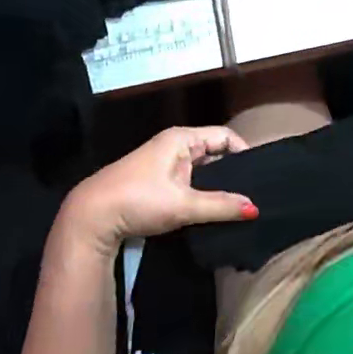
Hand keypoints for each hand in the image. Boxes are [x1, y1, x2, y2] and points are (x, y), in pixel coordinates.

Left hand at [53, 127, 257, 256]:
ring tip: (239, 202)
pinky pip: (190, 180)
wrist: (92, 217)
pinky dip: (203, 191)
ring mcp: (164, 163)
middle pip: (215, 151)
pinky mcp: (157, 181)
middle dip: (233, 170)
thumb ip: (221, 206)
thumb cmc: (138, 201)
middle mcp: (174, 145)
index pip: (225, 136)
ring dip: (217, 184)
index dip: (244, 153)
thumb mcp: (183, 205)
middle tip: (254, 192)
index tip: (260, 176)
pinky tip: (213, 209)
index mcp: (181, 139)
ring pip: (202, 168)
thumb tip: (255, 208)